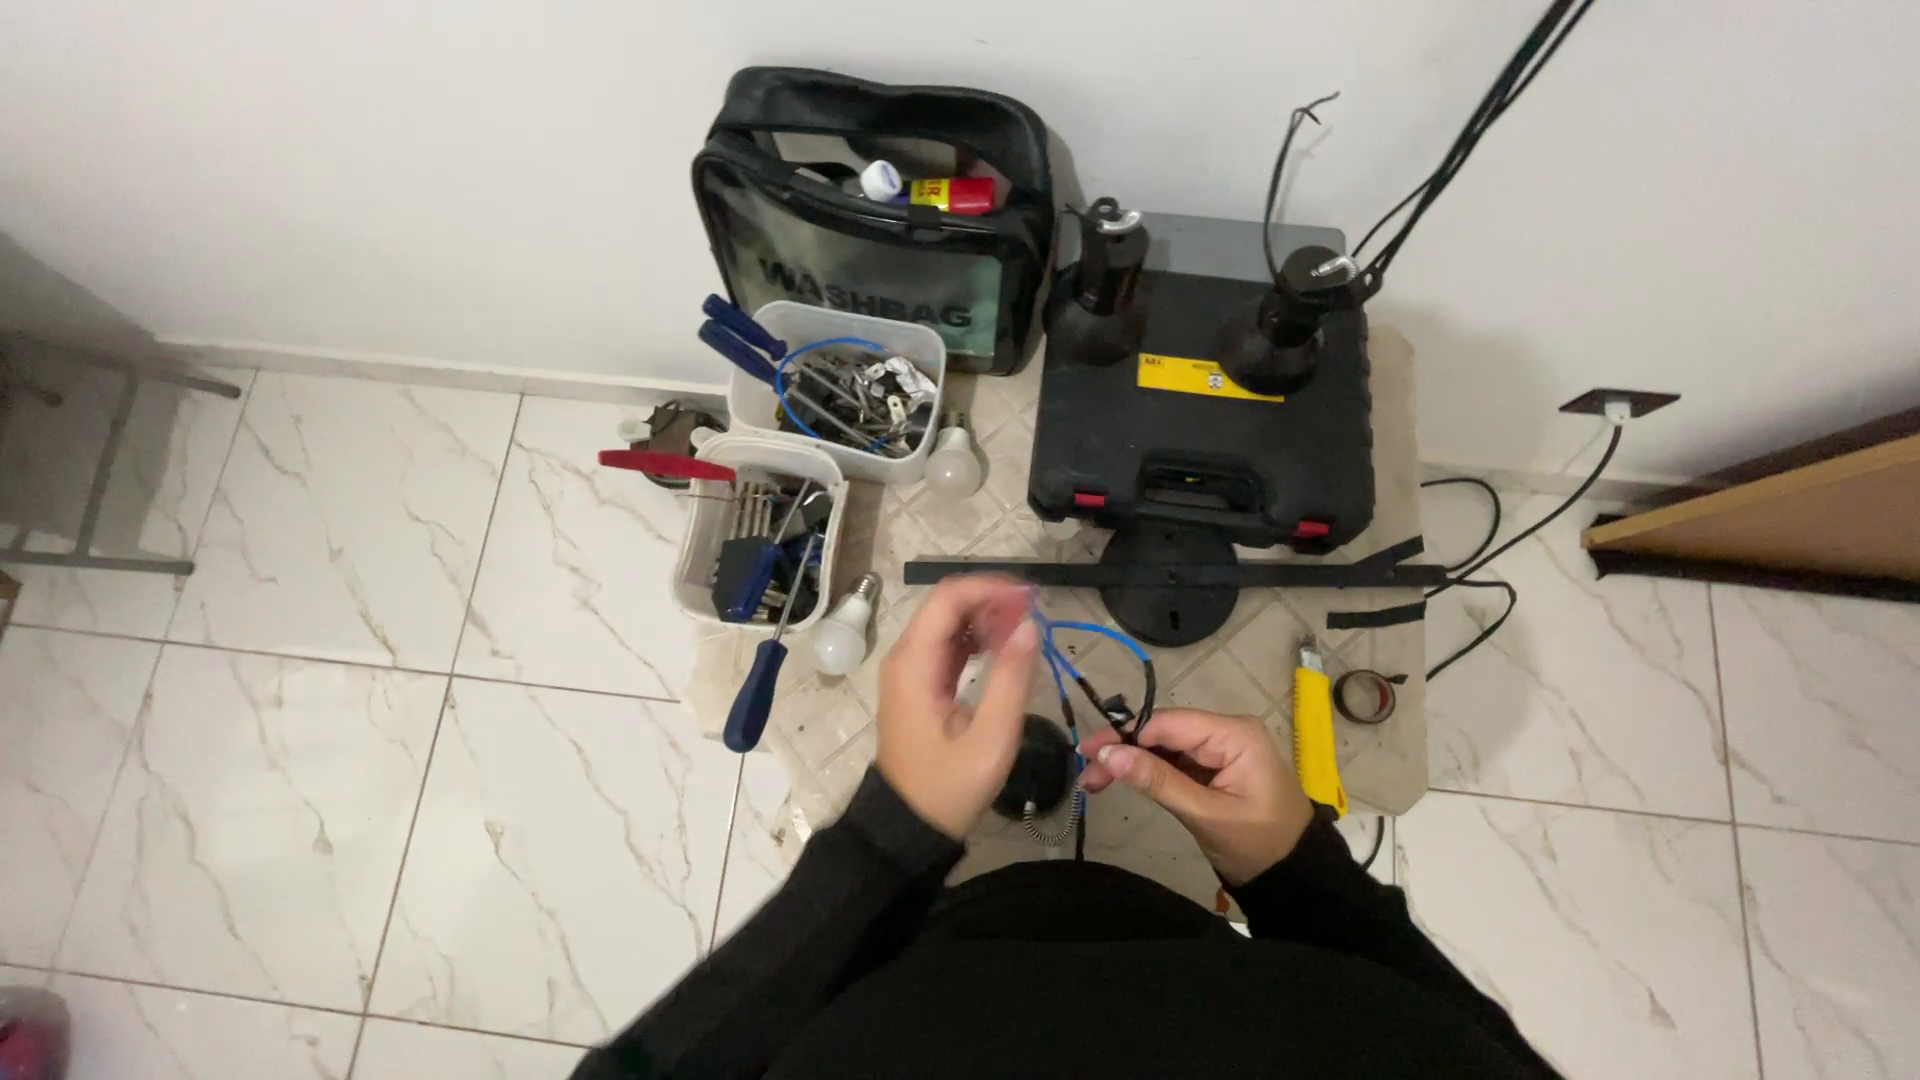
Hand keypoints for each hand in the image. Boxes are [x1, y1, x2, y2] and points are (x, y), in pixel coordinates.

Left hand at [874, 576, 1038, 839]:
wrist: (909, 825)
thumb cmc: (949, 787)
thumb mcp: (990, 738)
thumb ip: (1011, 679)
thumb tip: (1030, 626)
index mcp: (914, 662)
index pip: (948, 598)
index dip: (990, 588)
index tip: (1031, 599)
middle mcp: (905, 656)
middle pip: (947, 604)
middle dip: (991, 601)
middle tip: (1034, 617)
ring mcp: (910, 669)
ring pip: (948, 622)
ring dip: (986, 618)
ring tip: (1025, 633)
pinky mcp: (920, 683)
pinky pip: (948, 645)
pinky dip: (977, 639)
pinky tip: (1004, 651)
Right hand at [1079, 708, 1314, 884]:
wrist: (1297, 876)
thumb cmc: (1260, 845)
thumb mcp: (1207, 815)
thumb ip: (1158, 781)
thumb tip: (1109, 754)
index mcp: (1234, 734)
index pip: (1167, 723)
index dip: (1125, 735)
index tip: (1089, 753)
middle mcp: (1226, 730)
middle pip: (1161, 731)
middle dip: (1122, 749)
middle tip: (1087, 773)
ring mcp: (1220, 747)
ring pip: (1163, 745)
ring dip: (1129, 761)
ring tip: (1094, 780)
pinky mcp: (1214, 764)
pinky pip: (1174, 759)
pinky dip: (1147, 770)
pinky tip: (1120, 778)